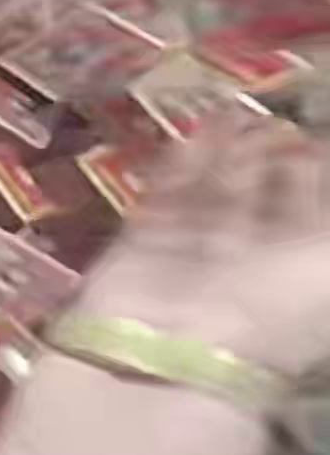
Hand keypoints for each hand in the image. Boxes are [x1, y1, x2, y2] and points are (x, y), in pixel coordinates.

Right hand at [72, 119, 329, 375]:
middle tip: (273, 116)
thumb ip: (314, 210)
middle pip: (268, 196)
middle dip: (274, 156)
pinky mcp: (143, 240)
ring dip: (224, 156)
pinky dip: (177, 171)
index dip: (321, 170)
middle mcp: (258, 252)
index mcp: (314, 262)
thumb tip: (321, 163)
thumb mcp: (329, 262)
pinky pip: (165, 199)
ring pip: (214, 191)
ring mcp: (196, 246)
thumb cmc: (279, 306)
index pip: (319, 207)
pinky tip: (190, 139)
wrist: (175, 340)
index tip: (321, 133)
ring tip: (231, 115)